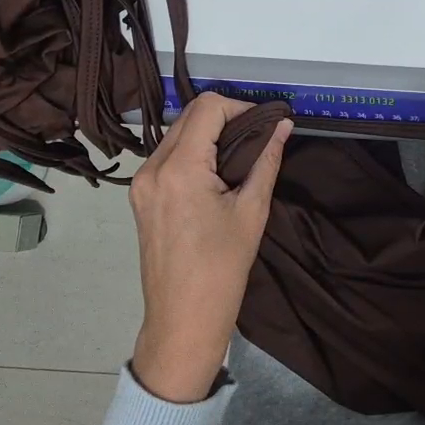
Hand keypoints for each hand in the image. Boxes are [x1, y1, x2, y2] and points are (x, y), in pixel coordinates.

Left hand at [127, 93, 290, 403]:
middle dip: (227, 116)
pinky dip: (194, 151)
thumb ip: (266, 160)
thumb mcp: (252, 210)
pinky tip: (219, 171)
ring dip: (209, 133)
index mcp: (179, 169)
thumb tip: (283, 126)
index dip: (241, 106)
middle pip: (189, 116)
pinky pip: (168, 156)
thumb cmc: (222, 268)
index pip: (207, 108)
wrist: (183, 318)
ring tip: (243, 154)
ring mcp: (142, 183)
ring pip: (177, 133)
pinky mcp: (142, 196)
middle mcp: (152, 168)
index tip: (267, 123)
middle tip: (260, 135)